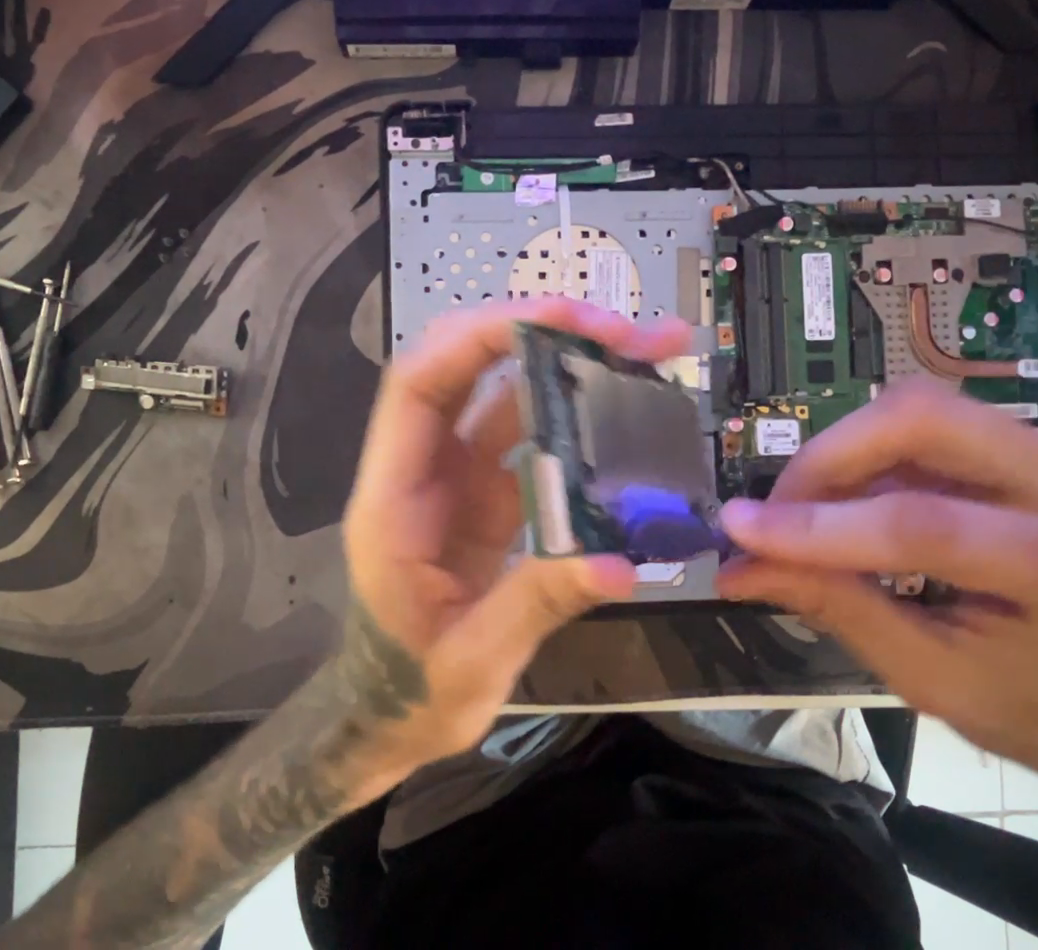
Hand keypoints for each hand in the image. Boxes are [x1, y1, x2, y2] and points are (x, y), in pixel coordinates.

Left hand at [341, 299, 689, 771]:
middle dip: (539, 333)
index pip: (421, 384)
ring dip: (568, 368)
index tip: (560, 321)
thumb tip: (619, 563)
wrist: (392, 715)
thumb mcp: (471, 660)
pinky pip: (531, 440)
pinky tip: (627, 414)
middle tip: (624, 331)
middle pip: (466, 368)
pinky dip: (576, 419)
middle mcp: (421, 470)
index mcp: (393, 498)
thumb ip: (535, 603)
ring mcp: (456, 479)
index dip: (482, 338)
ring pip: (506, 396)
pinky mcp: (488, 497)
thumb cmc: (410, 690)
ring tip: (645, 355)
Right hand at [717, 381, 1037, 795]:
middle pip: (927, 421)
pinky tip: (850, 509)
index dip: (821, 525)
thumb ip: (837, 606)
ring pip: (924, 414)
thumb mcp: (927, 677)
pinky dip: (871, 463)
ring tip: (806, 517)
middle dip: (830, 459)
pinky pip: (934, 430)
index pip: (927, 524)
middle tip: (775, 514)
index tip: (738, 530)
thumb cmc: (1031, 712)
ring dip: (844, 458)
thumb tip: (737, 566)